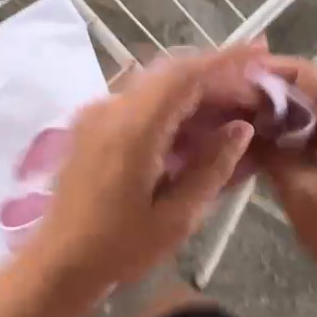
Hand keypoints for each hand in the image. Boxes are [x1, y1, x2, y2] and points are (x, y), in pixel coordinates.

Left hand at [27, 45, 265, 293]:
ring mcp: (98, 113)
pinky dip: (173, 107)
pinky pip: (140, 102)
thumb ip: (212, 168)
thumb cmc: (118, 248)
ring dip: (196, 92)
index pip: (184, 75)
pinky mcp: (92, 125)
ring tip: (235, 109)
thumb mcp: (177, 217)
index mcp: (132, 128)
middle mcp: (112, 108)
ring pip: (156, 86)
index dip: (225, 60)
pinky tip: (197, 128)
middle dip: (216, 77)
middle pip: (171, 75)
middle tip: (256, 90)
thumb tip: (241, 128)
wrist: (56, 264)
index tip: (260, 52)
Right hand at [251, 58, 316, 289]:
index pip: (305, 75)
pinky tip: (252, 138)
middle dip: (264, 89)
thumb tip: (239, 122)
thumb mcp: (297, 189)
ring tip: (230, 113)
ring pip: (301, 109)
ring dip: (270, 111)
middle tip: (223, 96)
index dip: (268, 68)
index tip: (231, 74)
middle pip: (302, 88)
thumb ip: (269, 149)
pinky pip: (305, 129)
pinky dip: (280, 130)